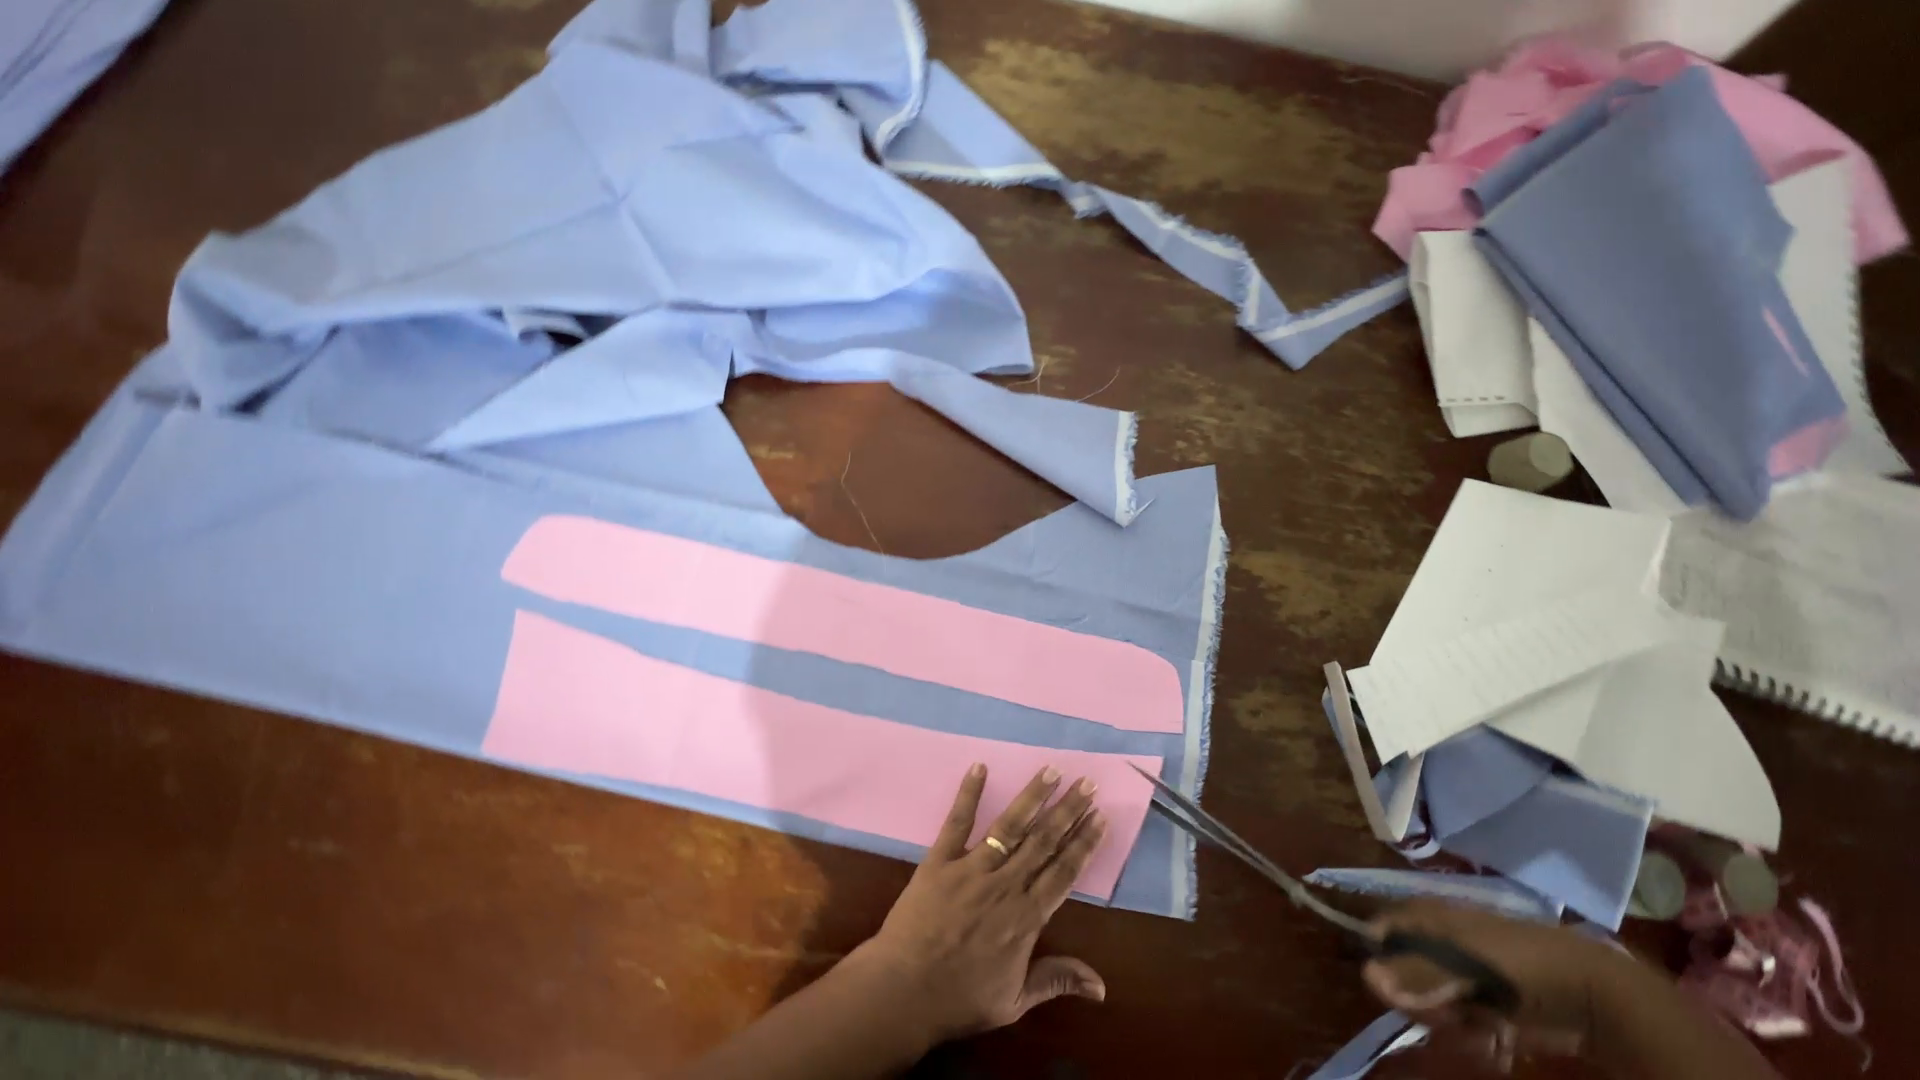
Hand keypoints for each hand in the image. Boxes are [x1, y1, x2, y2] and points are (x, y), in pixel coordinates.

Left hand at [851, 763, 1109, 1042]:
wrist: (904, 990)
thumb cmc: (960, 999)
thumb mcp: (1015, 1001)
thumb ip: (1056, 980)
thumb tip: (1103, 987)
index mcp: (1027, 917)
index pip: (1064, 872)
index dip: (1084, 843)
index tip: (1101, 817)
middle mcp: (1005, 886)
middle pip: (1043, 841)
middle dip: (1068, 810)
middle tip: (1087, 782)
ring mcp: (971, 869)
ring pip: (1009, 826)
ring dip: (1032, 796)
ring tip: (1051, 770)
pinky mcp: (939, 861)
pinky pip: (957, 822)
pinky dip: (968, 794)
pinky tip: (979, 767)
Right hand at [1363, 899, 1629, 1067]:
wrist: (1589, 992)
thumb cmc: (1520, 961)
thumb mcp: (1464, 960)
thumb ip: (1415, 969)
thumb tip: (1367, 975)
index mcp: (1425, 918)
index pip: (1379, 930)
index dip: (1376, 956)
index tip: (1388, 984)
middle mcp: (1435, 943)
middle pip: (1396, 974)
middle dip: (1415, 999)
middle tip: (1444, 1010)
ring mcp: (1458, 976)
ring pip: (1423, 1003)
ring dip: (1442, 1021)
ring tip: (1472, 1025)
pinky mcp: (1480, 1006)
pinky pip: (1453, 1024)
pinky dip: (1466, 1034)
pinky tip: (1489, 1037)